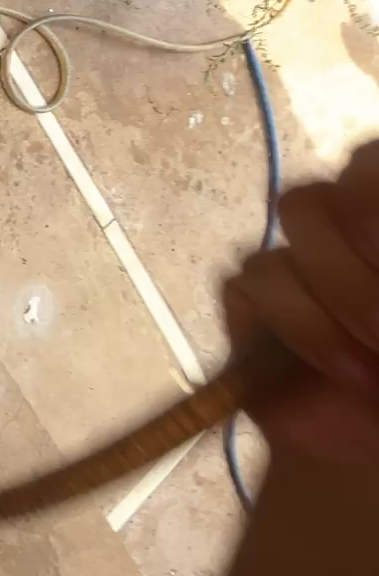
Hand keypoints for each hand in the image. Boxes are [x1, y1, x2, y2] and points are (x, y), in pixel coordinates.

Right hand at [223, 141, 378, 463]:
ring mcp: (297, 261)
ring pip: (293, 224)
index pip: (373, 160)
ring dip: (340, 295)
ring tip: (377, 354)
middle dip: (357, 250)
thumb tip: (365, 224)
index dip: (374, 183)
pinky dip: (303, 327)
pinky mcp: (250, 294)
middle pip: (327, 189)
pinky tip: (344, 369)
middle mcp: (354, 236)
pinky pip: (256, 280)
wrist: (368, 457)